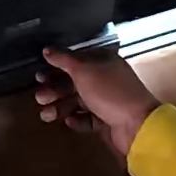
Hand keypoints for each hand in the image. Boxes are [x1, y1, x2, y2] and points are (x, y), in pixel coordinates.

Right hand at [35, 47, 160, 158]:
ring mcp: (107, 99)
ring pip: (78, 100)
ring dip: (61, 106)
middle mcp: (105, 78)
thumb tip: (47, 49)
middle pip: (74, 82)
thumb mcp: (83, 71)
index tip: (39, 76)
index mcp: (102, 61)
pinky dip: (77, 119)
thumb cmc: (109, 92)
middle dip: (55, 90)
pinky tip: (69, 121)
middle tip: (39, 98)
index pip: (75, 60)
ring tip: (46, 115)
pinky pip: (87, 117)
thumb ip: (64, 60)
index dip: (56, 67)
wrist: (136, 125)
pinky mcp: (107, 119)